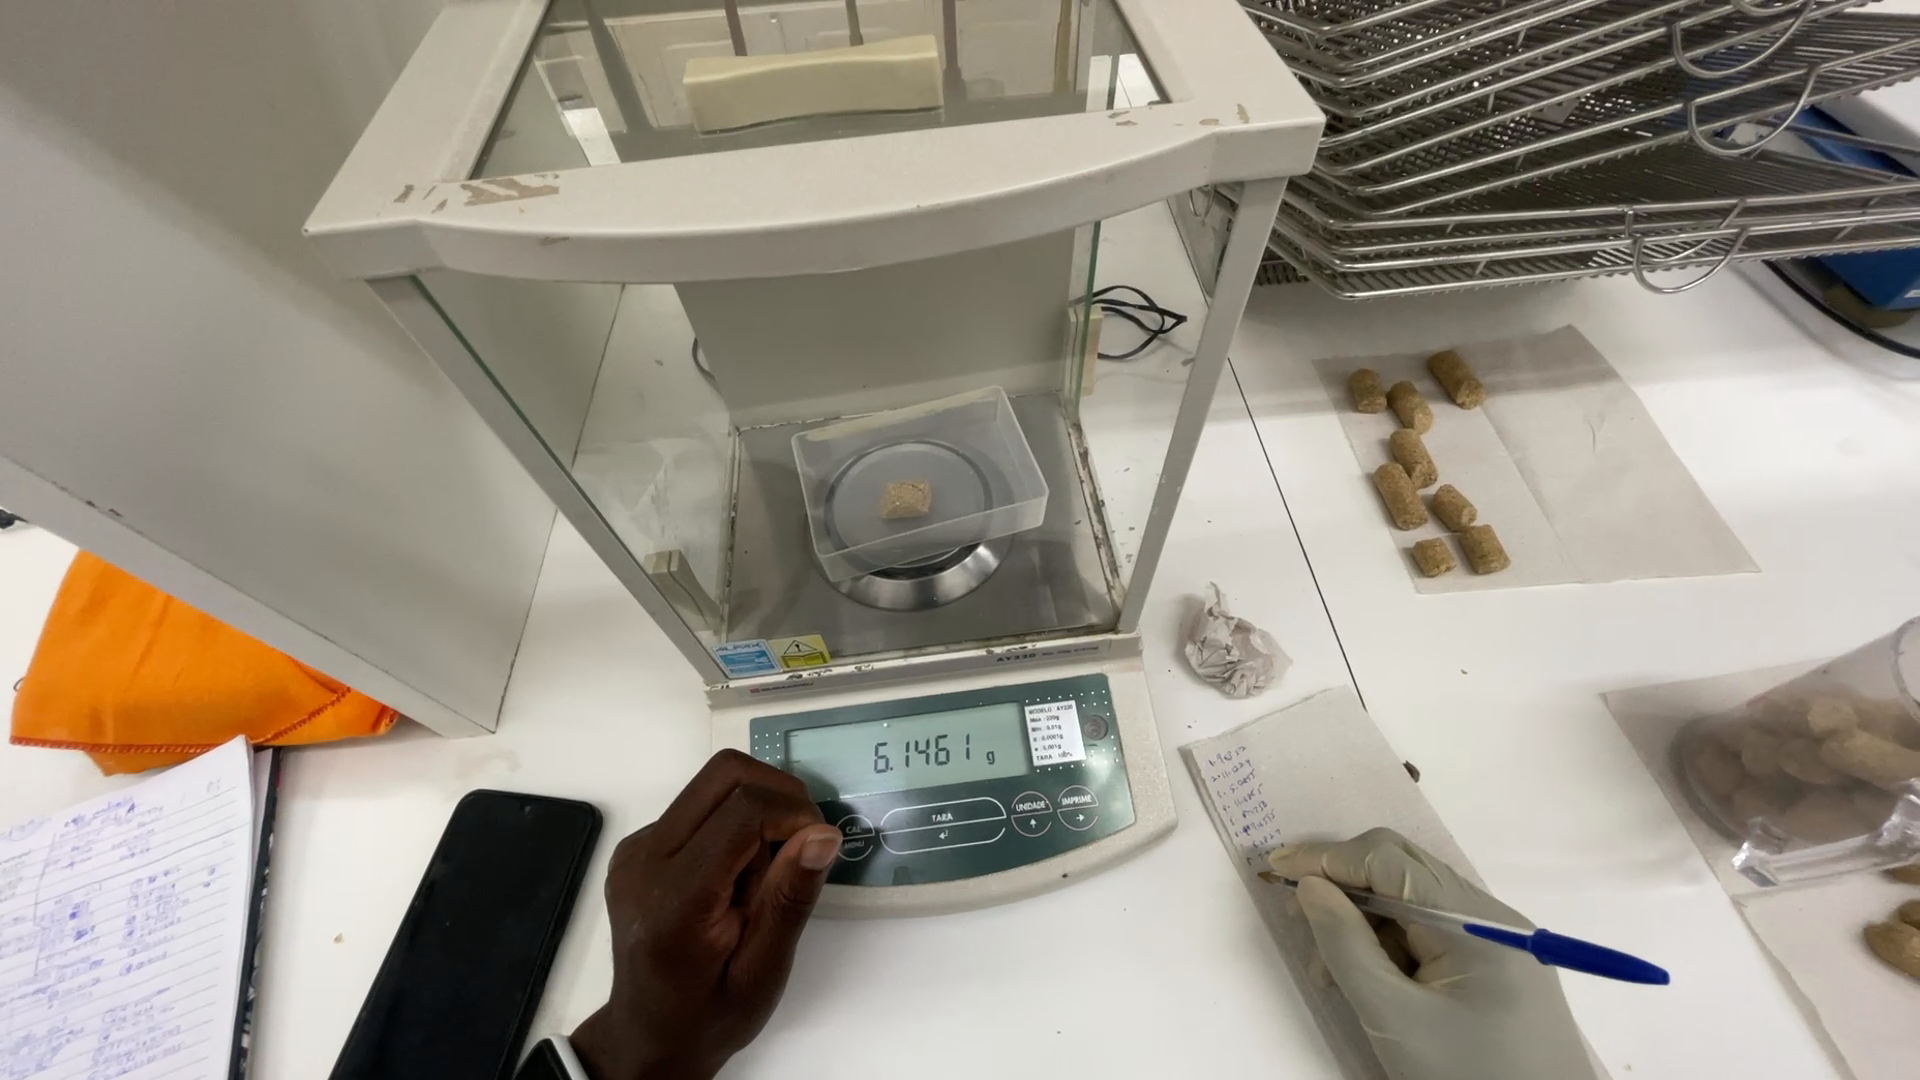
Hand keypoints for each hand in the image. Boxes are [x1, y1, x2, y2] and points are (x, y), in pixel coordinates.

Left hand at [571, 750, 842, 1079]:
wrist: (649, 1037)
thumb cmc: (712, 1013)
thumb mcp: (764, 972)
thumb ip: (789, 899)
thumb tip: (823, 833)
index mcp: (675, 898)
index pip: (743, 809)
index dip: (793, 813)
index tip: (817, 848)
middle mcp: (645, 858)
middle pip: (726, 773)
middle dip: (779, 795)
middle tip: (799, 846)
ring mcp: (638, 846)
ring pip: (716, 780)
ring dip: (758, 805)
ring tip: (764, 867)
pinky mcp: (642, 842)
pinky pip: (703, 801)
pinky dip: (737, 819)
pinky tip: (738, 871)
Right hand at [1268, 829, 1596, 1079]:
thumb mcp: (1393, 1016)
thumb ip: (1344, 943)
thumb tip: (1309, 885)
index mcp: (1476, 922)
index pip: (1386, 859)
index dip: (1326, 857)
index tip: (1275, 866)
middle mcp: (1489, 918)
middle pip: (1398, 868)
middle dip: (1341, 880)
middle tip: (1295, 906)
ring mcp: (1493, 943)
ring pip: (1406, 900)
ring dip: (1358, 917)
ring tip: (1324, 963)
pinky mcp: (1489, 969)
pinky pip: (1424, 932)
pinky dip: (1384, 942)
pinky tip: (1361, 974)